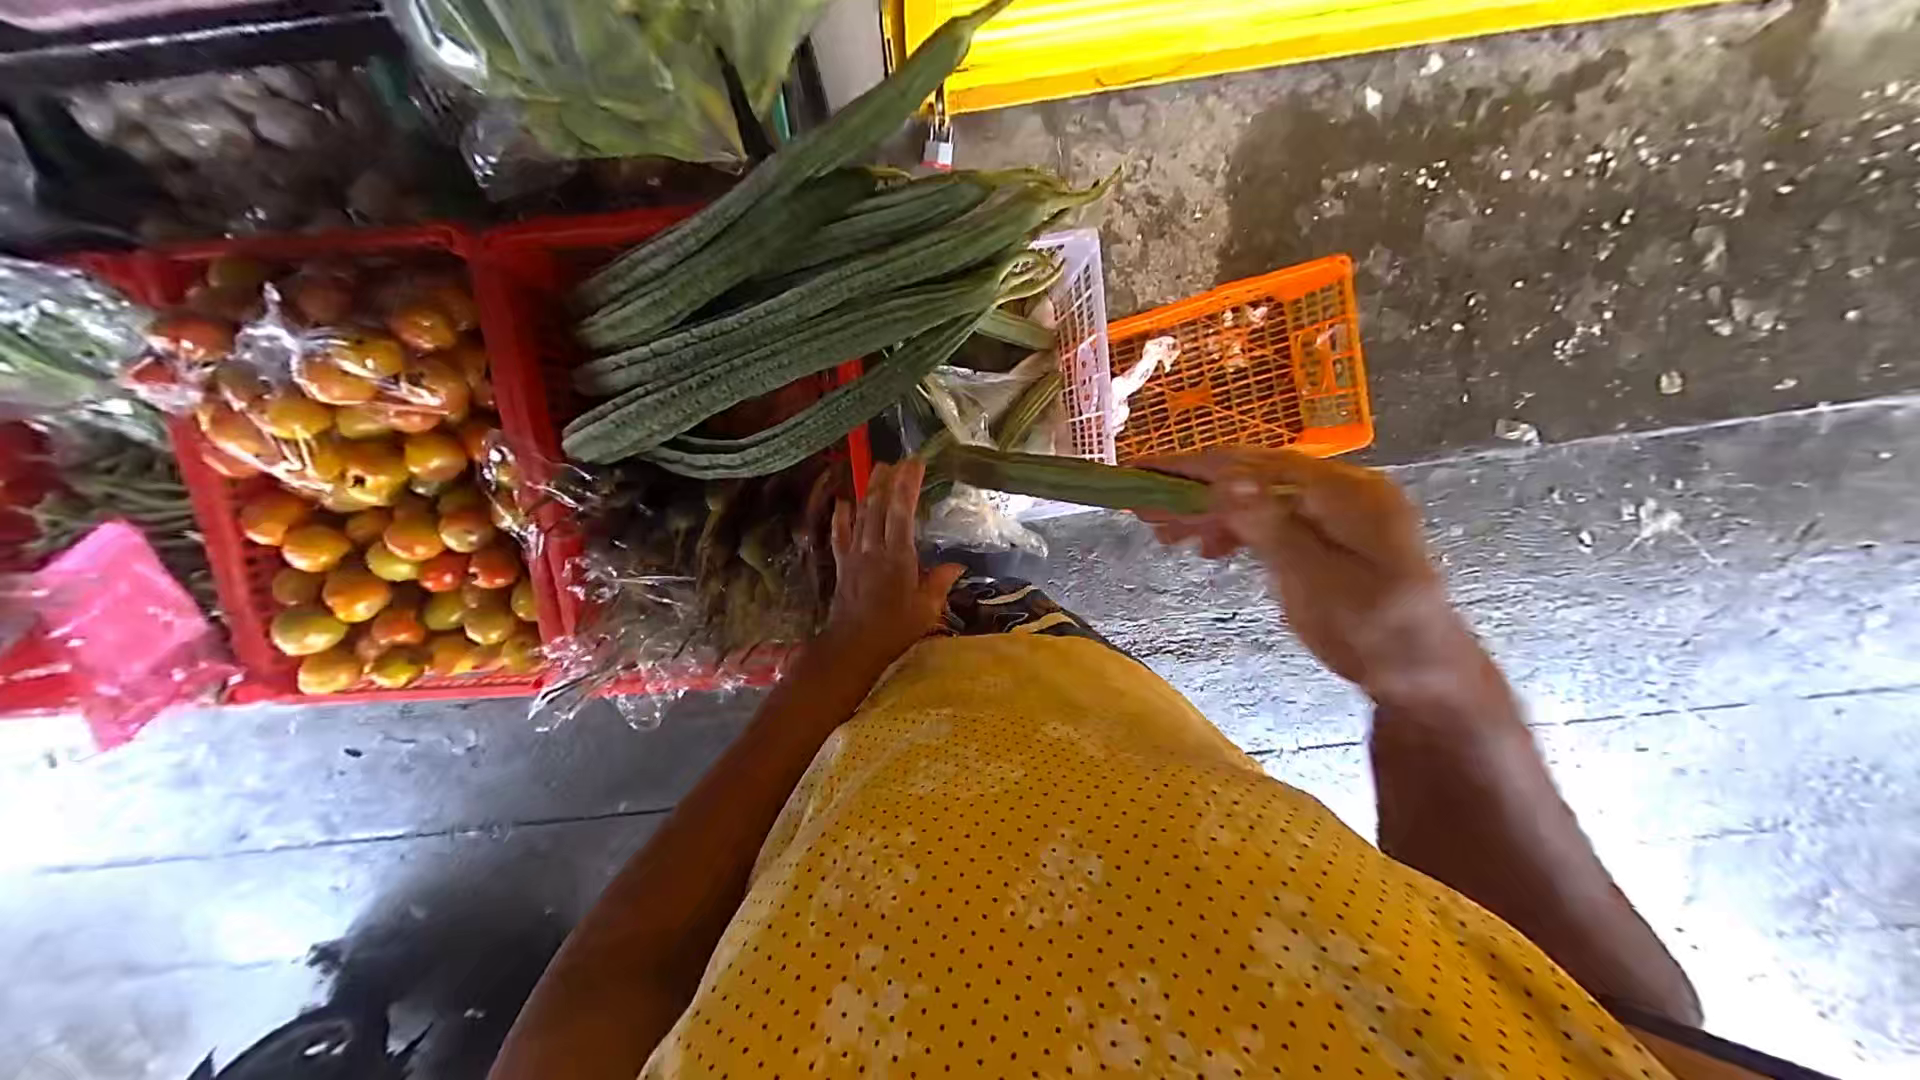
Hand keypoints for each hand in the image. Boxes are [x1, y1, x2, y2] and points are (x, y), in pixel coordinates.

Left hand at [821, 458, 965, 671]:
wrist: (853, 647)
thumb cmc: (894, 629)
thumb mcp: (926, 609)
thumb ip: (940, 582)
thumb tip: (957, 566)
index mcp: (898, 556)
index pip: (902, 511)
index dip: (907, 484)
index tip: (915, 463)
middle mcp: (874, 549)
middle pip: (879, 506)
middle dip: (888, 480)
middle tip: (898, 460)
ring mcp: (855, 555)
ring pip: (861, 515)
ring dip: (868, 490)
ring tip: (876, 468)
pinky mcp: (842, 565)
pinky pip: (840, 535)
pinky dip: (842, 517)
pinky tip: (843, 502)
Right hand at [1140, 448, 1486, 706]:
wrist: (1424, 675)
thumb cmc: (1379, 633)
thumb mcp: (1320, 583)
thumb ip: (1272, 529)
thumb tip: (1225, 481)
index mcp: (1346, 492)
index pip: (1253, 465)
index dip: (1192, 467)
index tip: (1141, 471)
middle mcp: (1337, 490)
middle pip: (1249, 477)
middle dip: (1192, 491)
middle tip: (1140, 509)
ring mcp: (1329, 511)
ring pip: (1253, 497)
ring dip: (1206, 512)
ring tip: (1164, 534)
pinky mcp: (1321, 534)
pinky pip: (1266, 519)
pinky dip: (1232, 530)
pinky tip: (1208, 549)